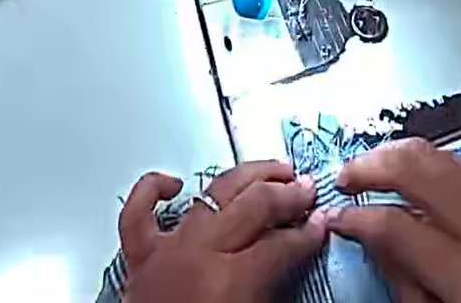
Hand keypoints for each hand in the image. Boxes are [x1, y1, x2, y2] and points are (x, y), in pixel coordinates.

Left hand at [118, 161, 326, 302]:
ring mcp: (167, 247)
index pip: (279, 247)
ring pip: (211, 192)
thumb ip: (273, 298)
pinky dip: (153, 189)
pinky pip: (140, 209)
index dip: (307, 235)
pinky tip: (175, 183)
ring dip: (245, 177)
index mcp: (229, 285)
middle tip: (306, 188)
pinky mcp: (139, 253)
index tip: (322, 223)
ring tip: (271, 170)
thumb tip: (291, 267)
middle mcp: (198, 254)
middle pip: (252, 206)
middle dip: (286, 195)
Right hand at [328, 138, 460, 302]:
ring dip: (393, 155)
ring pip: (432, 152)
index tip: (335, 219)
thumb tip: (373, 240)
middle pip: (410, 166)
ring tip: (371, 171)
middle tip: (344, 178)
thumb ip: (414, 286)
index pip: (394, 227)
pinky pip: (458, 162)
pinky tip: (416, 181)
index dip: (355, 219)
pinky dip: (427, 163)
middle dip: (368, 165)